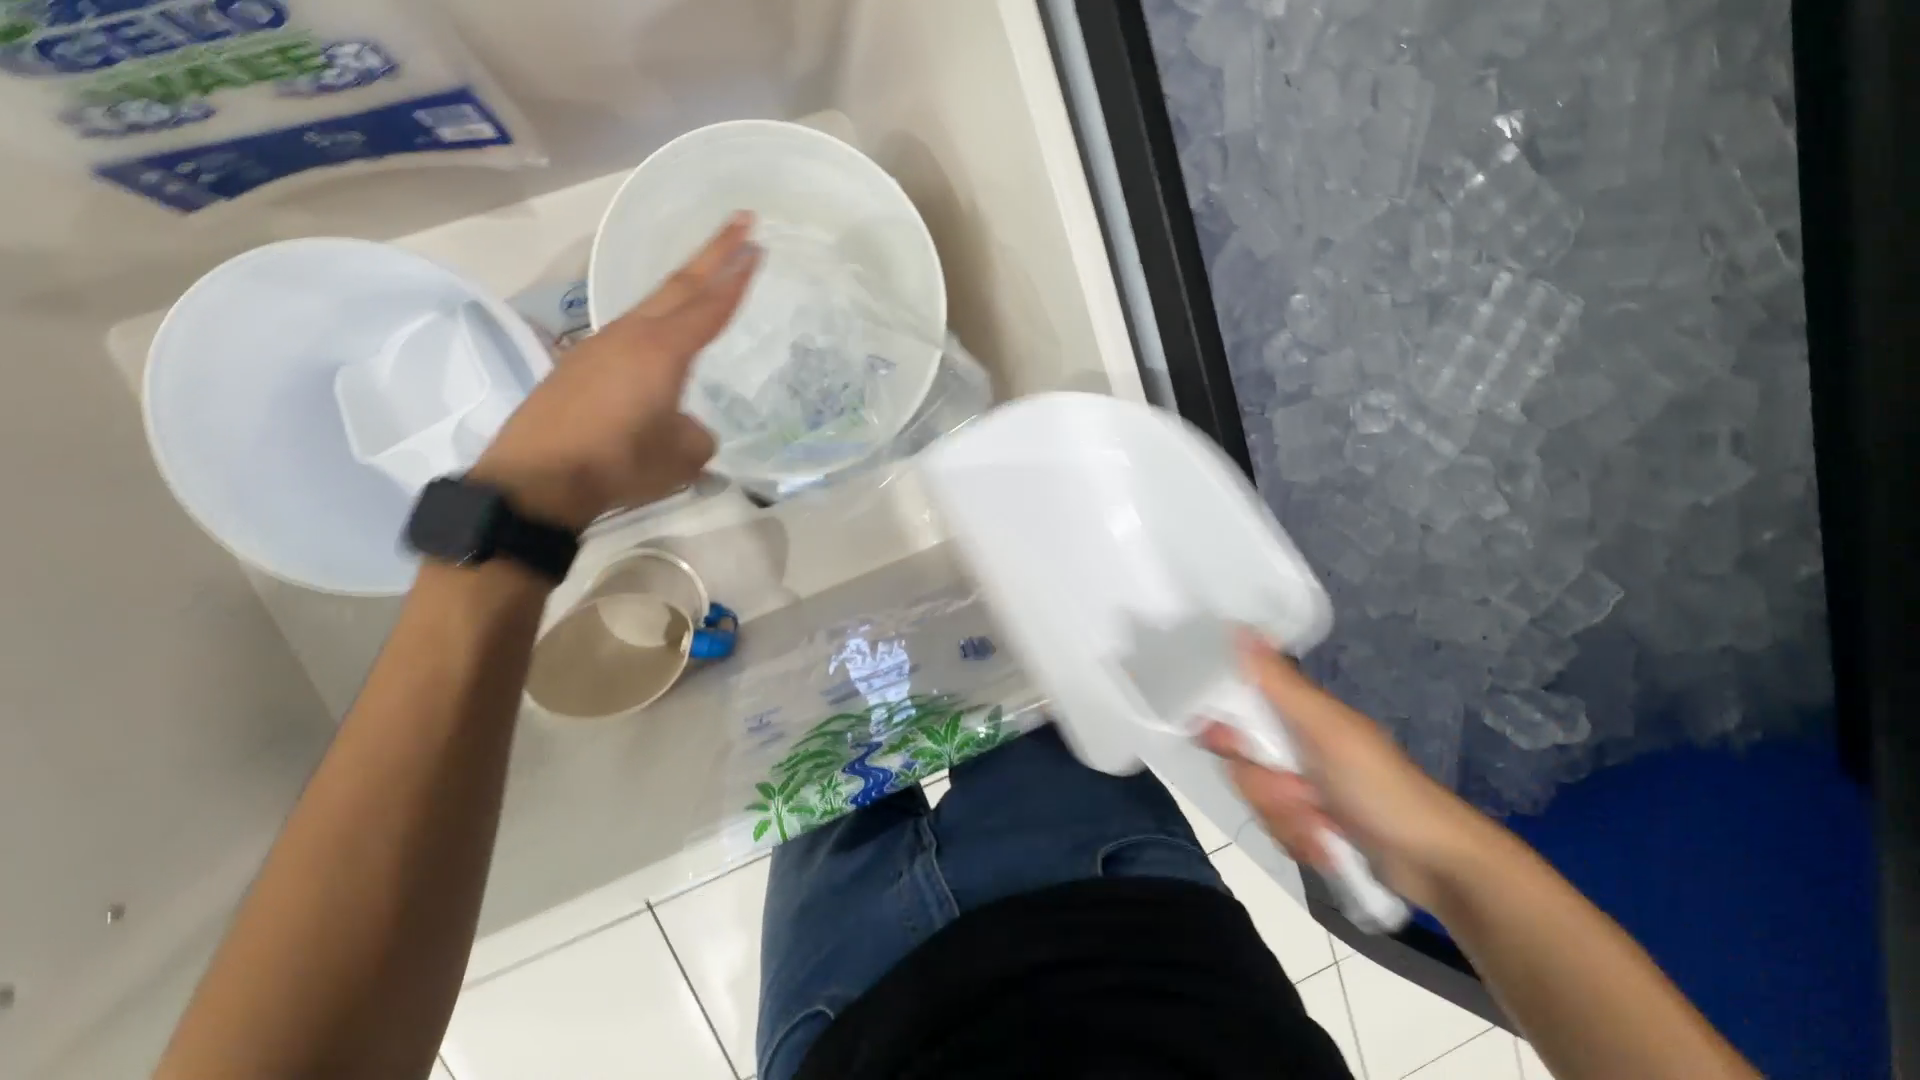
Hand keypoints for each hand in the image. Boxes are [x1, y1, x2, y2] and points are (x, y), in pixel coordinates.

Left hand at [471, 213, 761, 529]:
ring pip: (649, 308)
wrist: (537, 477)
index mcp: (663, 350)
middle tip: (740, 222)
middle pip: (679, 284)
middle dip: (713, 252)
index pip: (710, 306)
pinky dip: (652, 331)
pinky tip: (654, 355)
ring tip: (702, 288)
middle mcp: (631, 335)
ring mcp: (598, 346)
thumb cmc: (620, 463)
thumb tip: (688, 426)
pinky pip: (626, 338)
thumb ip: (697, 434)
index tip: (756, 244)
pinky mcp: (577, 367)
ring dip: (680, 292)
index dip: (737, 276)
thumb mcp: (681, 457)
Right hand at [1199, 634, 1494, 909]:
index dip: (1227, 734)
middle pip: (1243, 767)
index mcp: (1302, 718)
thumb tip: (1241, 627)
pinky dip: (1300, 843)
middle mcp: (1299, 751)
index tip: (1230, 748)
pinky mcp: (1312, 828)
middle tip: (1302, 797)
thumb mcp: (1328, 731)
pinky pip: (1278, 832)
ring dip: (1288, 823)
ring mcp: (1306, 792)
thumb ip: (1280, 685)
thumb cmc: (1382, 788)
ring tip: (1323, 830)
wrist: (1434, 863)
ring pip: (1259, 803)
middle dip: (1268, 791)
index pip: (1238, 717)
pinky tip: (1327, 847)